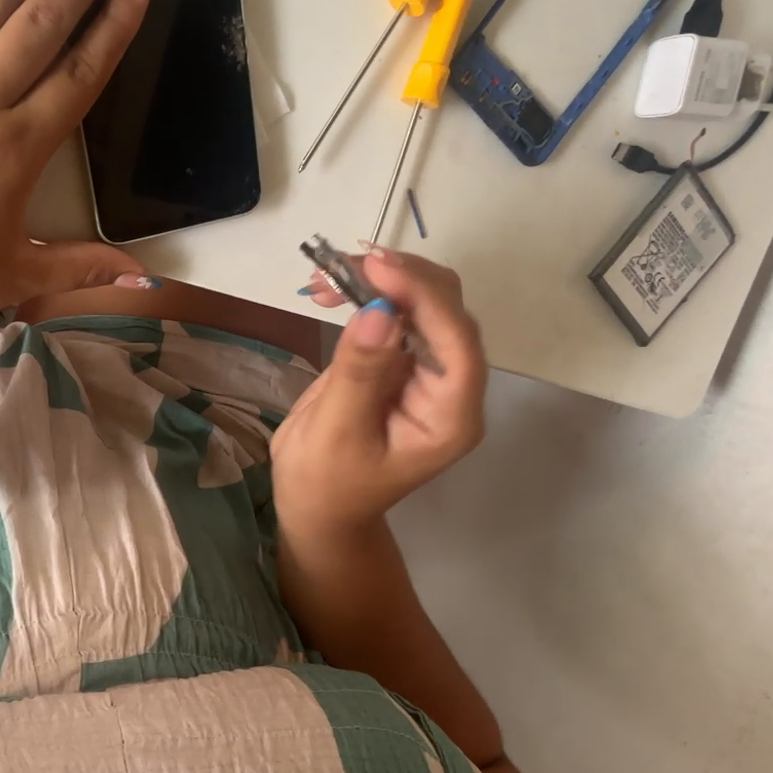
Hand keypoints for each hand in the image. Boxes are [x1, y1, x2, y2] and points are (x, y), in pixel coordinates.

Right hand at [272, 250, 488, 538]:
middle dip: (400, 279)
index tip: (376, 268)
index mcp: (451, 416)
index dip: (423, 296)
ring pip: (421, 303)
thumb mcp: (337, 433)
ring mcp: (426, 372)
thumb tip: (380, 310)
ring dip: (380, 280)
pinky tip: (332, 288)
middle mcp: (450, 387)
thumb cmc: (326, 483)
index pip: (456, 341)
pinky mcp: (398, 362)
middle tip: (342, 265)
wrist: (317, 507)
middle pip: (446, 312)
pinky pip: (393, 314)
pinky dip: (365, 294)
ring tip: (327, 275)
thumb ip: (360, 373)